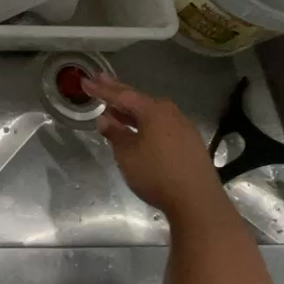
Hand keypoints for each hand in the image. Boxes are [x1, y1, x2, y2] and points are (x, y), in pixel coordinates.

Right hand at [82, 75, 232, 229]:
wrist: (198, 203)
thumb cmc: (157, 174)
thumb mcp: (127, 154)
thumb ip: (115, 133)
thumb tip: (105, 119)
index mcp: (154, 111)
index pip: (122, 96)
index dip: (102, 90)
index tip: (85, 82)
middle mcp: (171, 114)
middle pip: (139, 100)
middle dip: (118, 92)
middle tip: (100, 79)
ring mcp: (184, 128)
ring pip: (152, 113)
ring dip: (132, 111)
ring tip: (115, 109)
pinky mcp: (191, 144)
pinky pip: (162, 125)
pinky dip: (146, 123)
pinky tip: (139, 130)